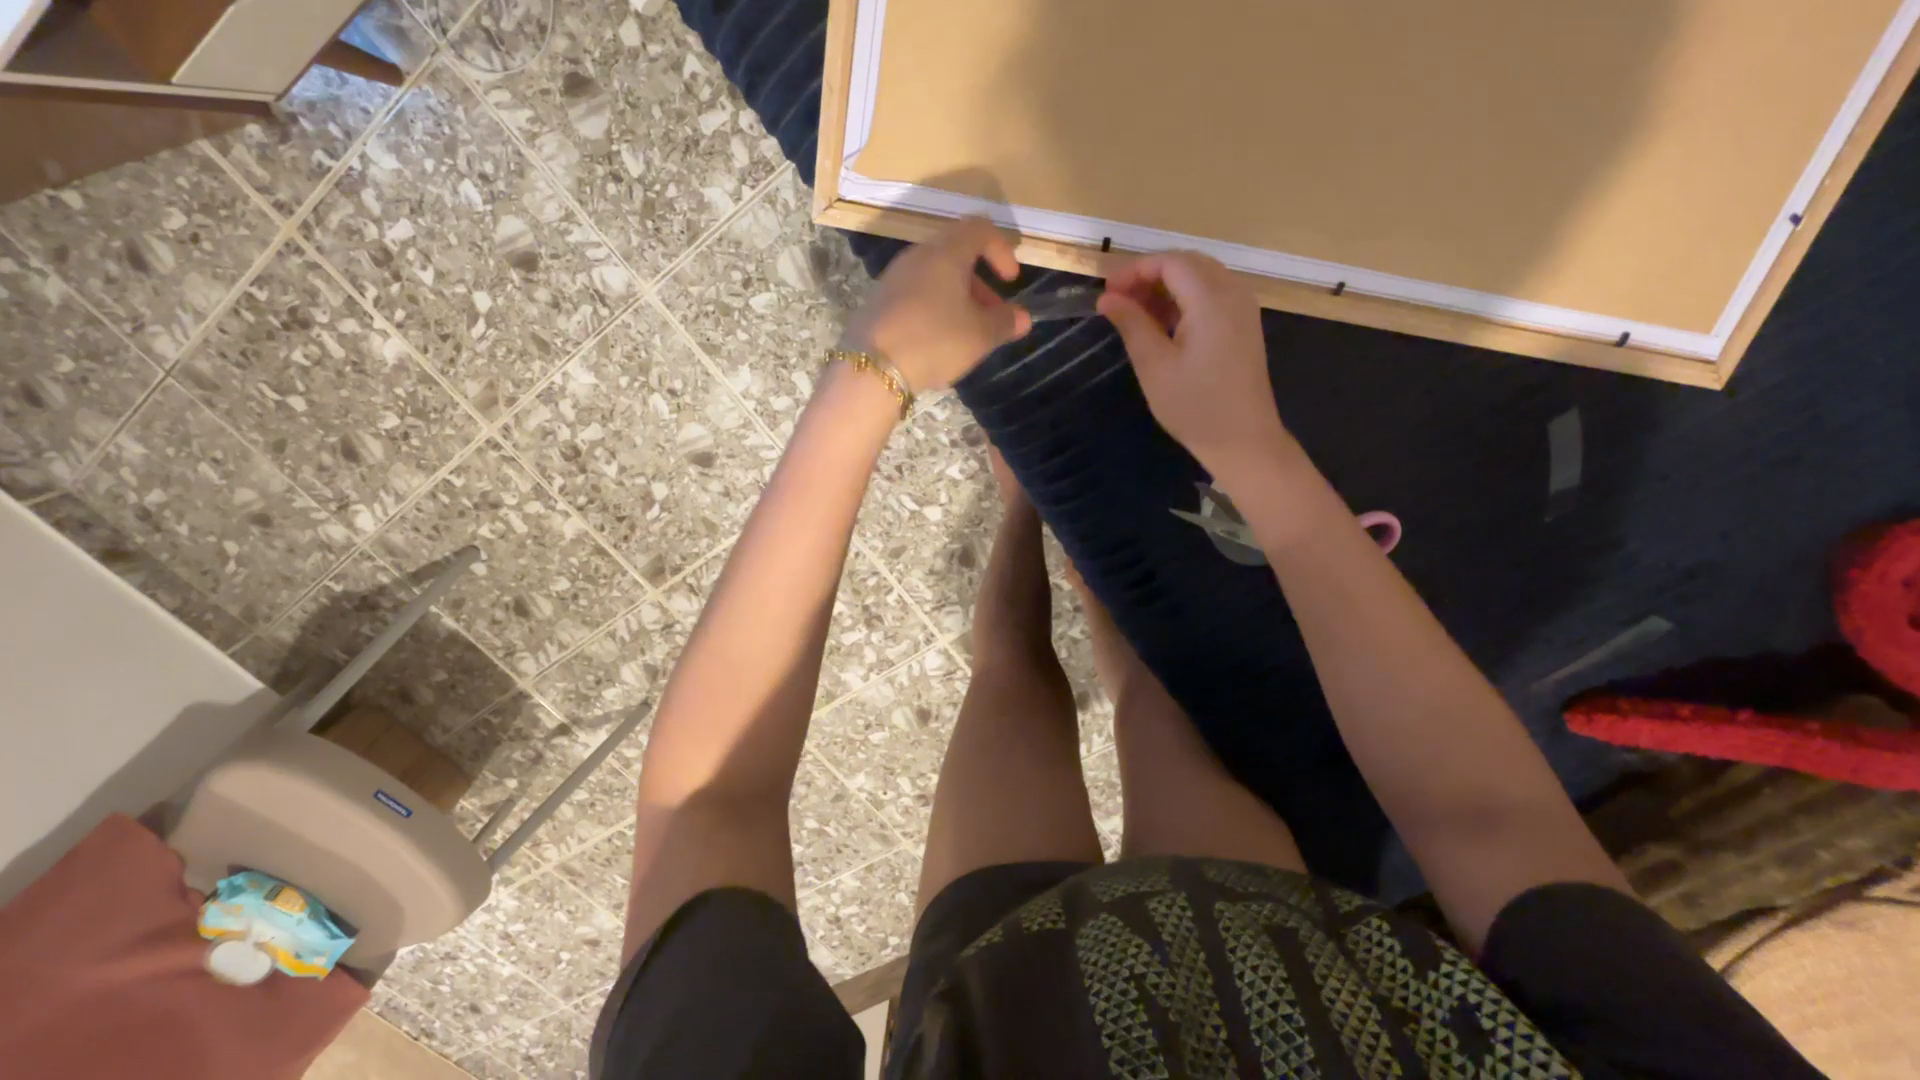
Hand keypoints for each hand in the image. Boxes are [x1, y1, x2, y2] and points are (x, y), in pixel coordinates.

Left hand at [840, 217, 1031, 392]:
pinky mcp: (879, 300)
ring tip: (967, 332)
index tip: (1010, 281)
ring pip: (935, 275)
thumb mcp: (980, 336)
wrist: (871, 368)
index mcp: (945, 253)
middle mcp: (917, 256)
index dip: (1002, 250)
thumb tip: (1022, 317)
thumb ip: (1005, 322)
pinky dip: (935, 306)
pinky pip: (916, 293)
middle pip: (956, 252)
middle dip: (980, 280)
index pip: (979, 229)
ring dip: (958, 296)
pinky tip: (937, 339)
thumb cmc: (934, 341)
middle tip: (992, 314)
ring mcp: (894, 277)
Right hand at [1096, 252, 1292, 484]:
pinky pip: (1212, 295)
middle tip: (1118, 300)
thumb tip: (1107, 298)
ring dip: (1166, 287)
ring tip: (1135, 313)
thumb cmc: (1194, 406)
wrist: (1243, 441)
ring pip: (1201, 277)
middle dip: (1150, 275)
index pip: (1170, 262)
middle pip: (1187, 263)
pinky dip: (1184, 299)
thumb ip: (1131, 324)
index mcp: (1212, 300)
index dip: (1135, 270)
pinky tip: (1162, 324)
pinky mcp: (1244, 325)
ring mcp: (1243, 309)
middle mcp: (1233, 294)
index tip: (1107, 292)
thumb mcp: (1154, 365)